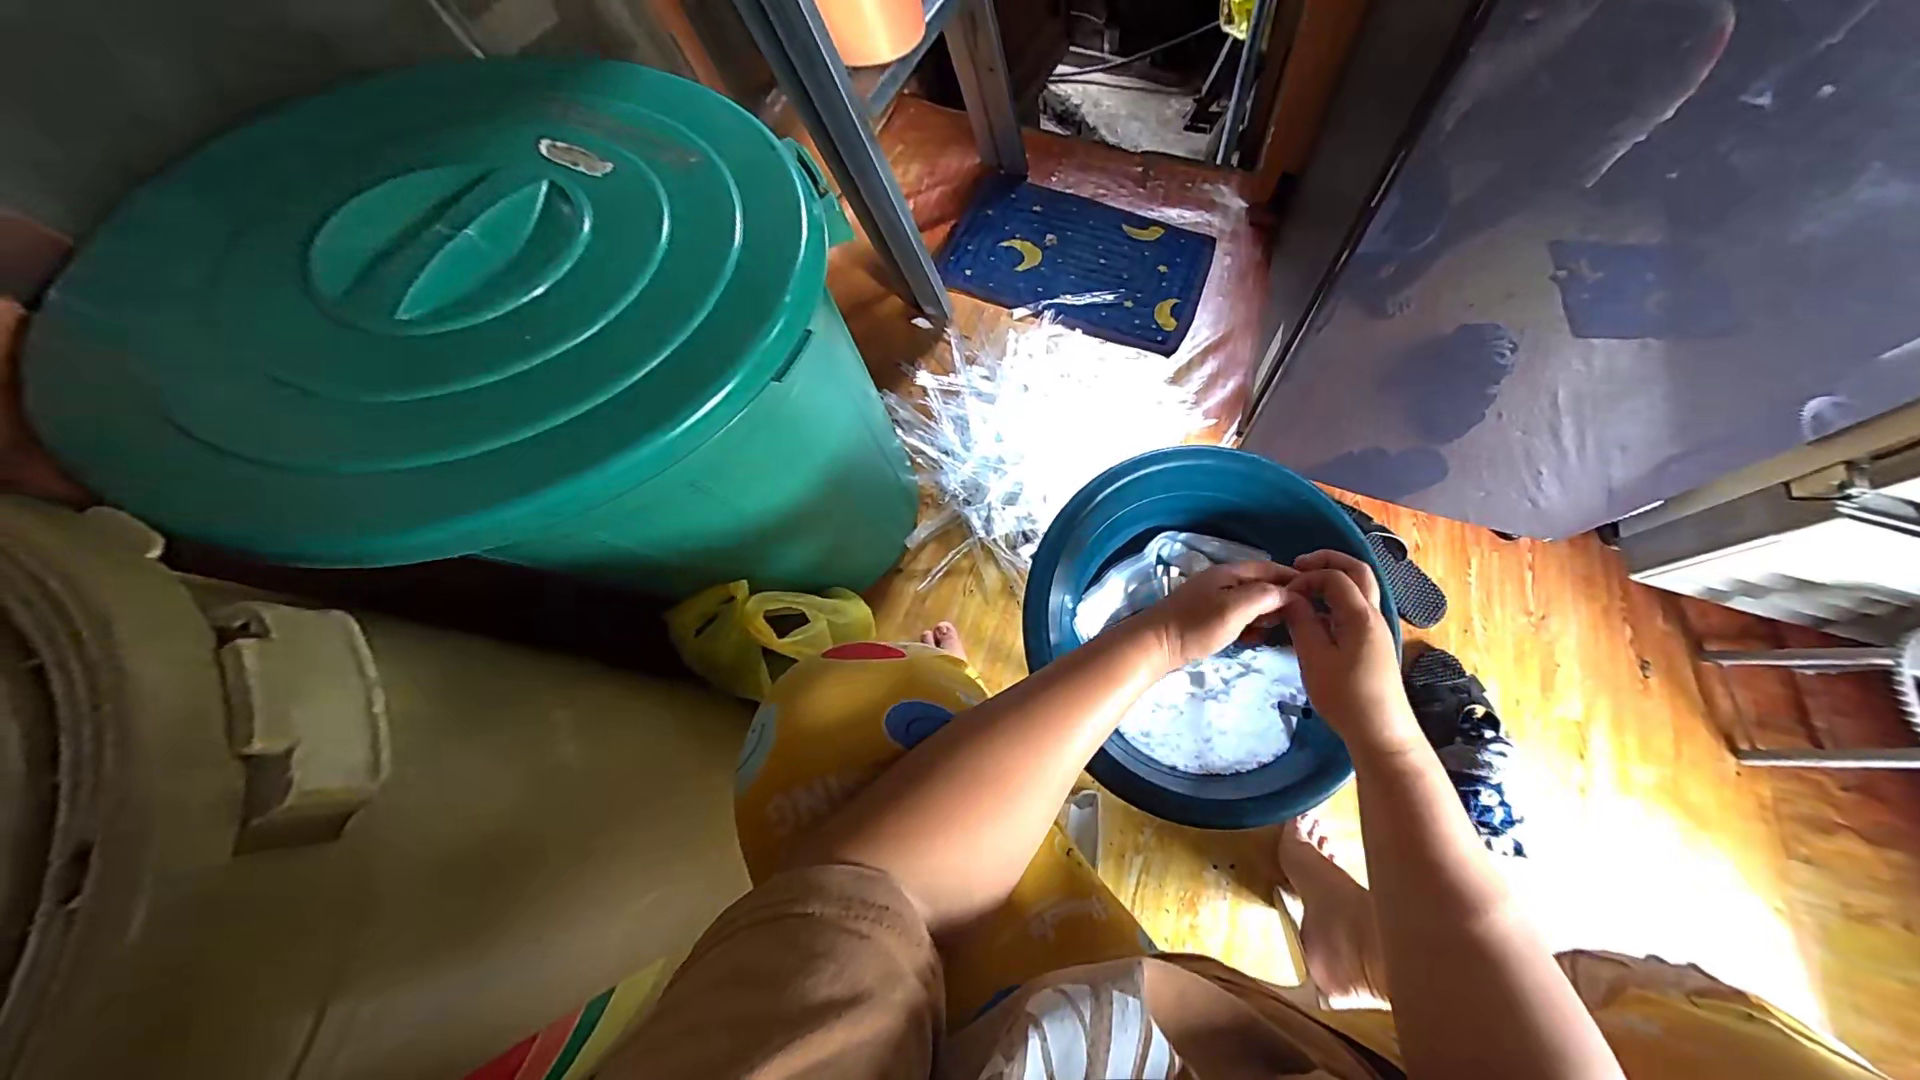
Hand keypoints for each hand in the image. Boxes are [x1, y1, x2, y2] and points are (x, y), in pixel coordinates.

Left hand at [1137, 561, 1294, 670]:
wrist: (1155, 644)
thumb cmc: (1196, 625)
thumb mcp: (1235, 608)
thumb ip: (1264, 596)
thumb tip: (1288, 592)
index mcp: (1228, 573)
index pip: (1269, 568)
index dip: (1293, 579)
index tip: (1316, 595)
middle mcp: (1220, 581)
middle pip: (1260, 585)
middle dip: (1280, 599)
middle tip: (1297, 619)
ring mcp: (1211, 599)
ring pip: (1249, 603)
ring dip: (1265, 615)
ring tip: (1276, 632)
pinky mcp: (1205, 618)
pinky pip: (1236, 617)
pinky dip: (1249, 625)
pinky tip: (1253, 639)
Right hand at [1277, 551, 1421, 754]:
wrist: (1381, 732)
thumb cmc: (1345, 695)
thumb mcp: (1314, 657)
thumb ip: (1302, 620)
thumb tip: (1290, 597)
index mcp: (1361, 616)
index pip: (1335, 576)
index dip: (1306, 578)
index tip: (1283, 594)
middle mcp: (1375, 615)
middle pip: (1358, 571)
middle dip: (1327, 561)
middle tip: (1297, 566)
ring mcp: (1377, 629)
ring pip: (1360, 588)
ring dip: (1332, 579)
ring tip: (1303, 588)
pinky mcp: (1373, 642)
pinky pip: (1356, 607)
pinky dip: (1336, 598)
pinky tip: (1315, 614)